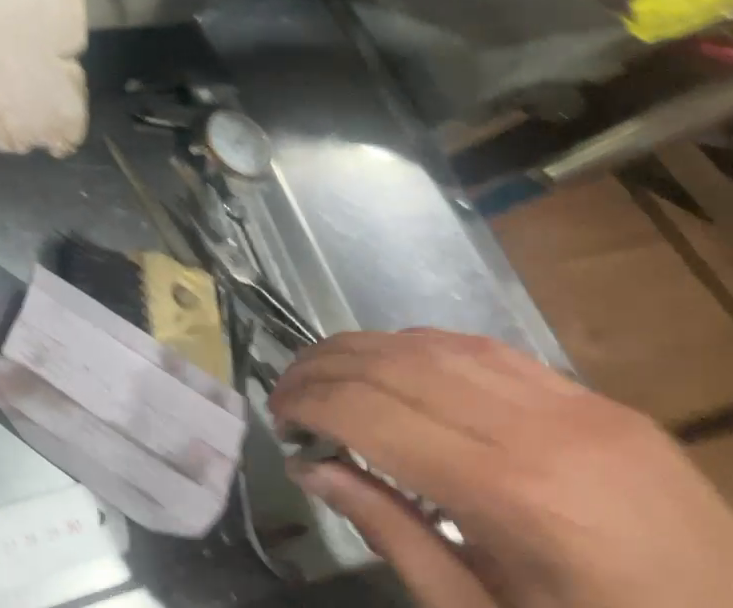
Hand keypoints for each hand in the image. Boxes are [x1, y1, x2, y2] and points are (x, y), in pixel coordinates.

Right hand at [271, 328, 732, 607]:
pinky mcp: (604, 404)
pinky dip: (423, 350)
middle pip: (393, 365)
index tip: (274, 419)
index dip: (305, 404)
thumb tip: (311, 469)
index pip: (368, 412)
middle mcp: (542, 431)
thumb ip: (393, 534)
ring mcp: (581, 408)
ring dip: (364, 350)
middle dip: (321, 370)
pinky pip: (490, 352)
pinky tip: (396, 369)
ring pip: (434, 344)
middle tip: (285, 393)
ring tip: (326, 373)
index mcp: (512, 495)